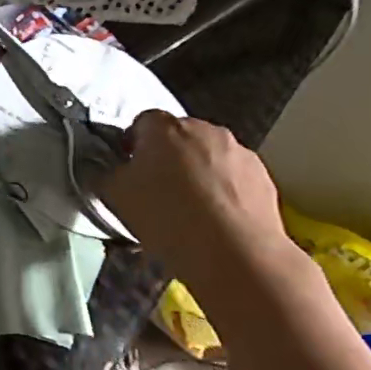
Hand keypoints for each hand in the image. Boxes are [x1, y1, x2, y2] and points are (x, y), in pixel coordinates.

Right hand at [100, 111, 294, 281]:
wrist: (230, 249)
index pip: (142, 119)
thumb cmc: (162, 214)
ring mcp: (240, 153)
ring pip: (207, 154)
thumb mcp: (112, 191)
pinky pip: (231, 174)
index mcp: (166, 129)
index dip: (131, 140)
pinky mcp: (264, 176)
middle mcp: (207, 131)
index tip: (126, 164)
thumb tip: (109, 166)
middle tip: (151, 184)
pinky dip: (219, 187)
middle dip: (165, 153)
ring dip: (194, 169)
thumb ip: (106, 170)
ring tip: (183, 203)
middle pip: (179, 134)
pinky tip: (209, 214)